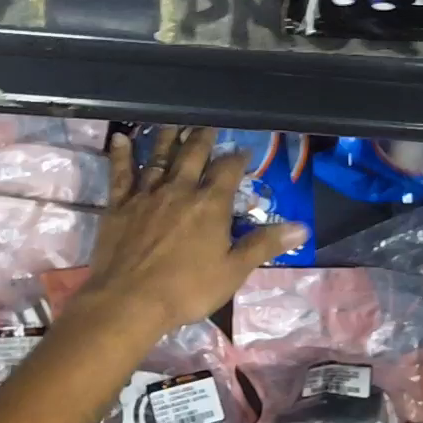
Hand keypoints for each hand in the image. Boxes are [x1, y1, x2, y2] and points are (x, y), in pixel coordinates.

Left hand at [75, 127, 307, 335]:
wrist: (130, 300)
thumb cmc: (187, 290)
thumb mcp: (233, 271)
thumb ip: (264, 245)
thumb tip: (302, 228)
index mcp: (210, 204)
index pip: (228, 170)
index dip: (237, 158)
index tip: (243, 151)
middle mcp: (179, 190)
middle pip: (193, 154)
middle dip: (203, 137)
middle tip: (207, 125)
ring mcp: (146, 194)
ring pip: (159, 157)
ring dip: (168, 138)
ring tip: (173, 122)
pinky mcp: (119, 204)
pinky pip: (120, 172)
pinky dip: (121, 154)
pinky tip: (119, 138)